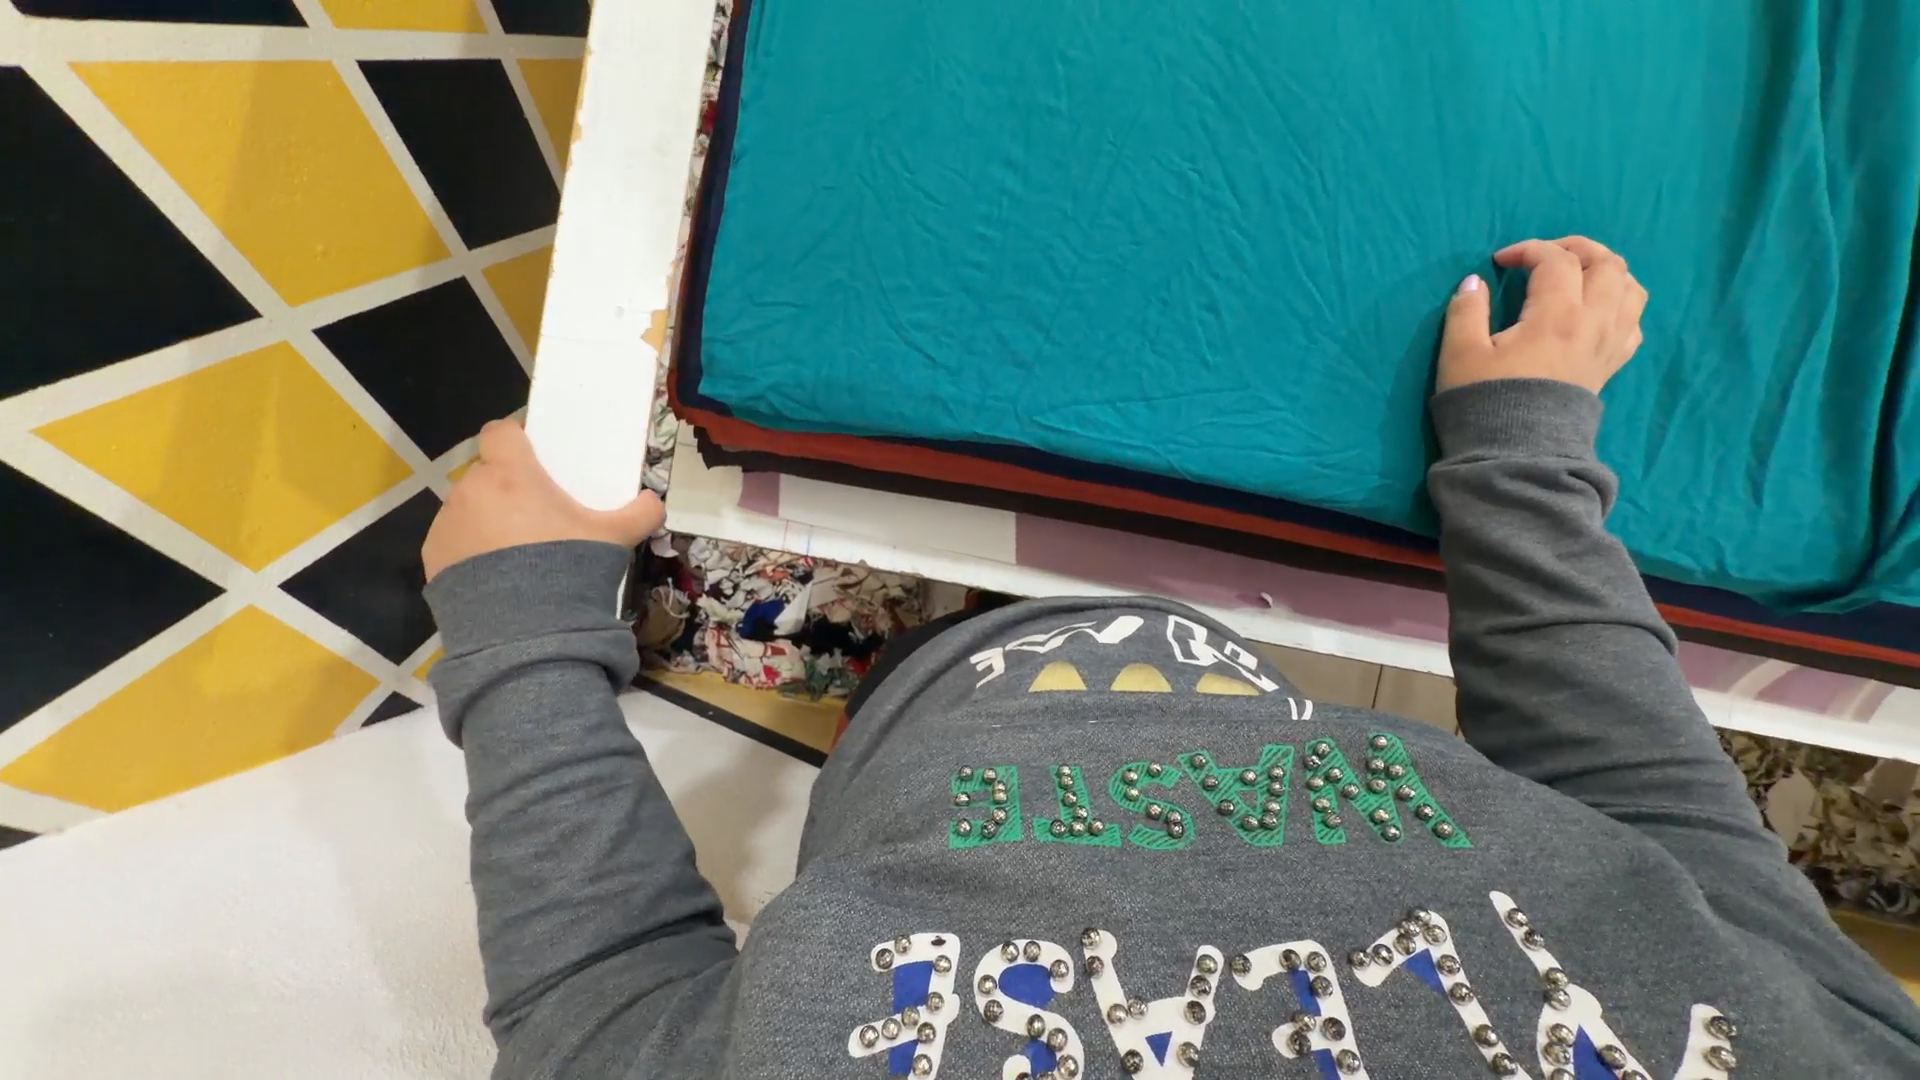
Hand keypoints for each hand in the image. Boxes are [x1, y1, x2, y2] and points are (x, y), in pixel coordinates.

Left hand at [422, 418, 664, 579]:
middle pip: (488, 473)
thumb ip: (640, 514)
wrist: (525, 626)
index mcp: (512, 474)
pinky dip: (474, 552)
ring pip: (470, 508)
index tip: (534, 456)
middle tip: (540, 515)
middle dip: (509, 487)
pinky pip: (456, 542)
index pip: (501, 432)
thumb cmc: (570, 564)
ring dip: (490, 519)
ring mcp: (447, 524)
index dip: (516, 439)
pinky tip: (502, 577)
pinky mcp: (433, 558)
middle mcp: (471, 490)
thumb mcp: (616, 538)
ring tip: (520, 553)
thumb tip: (652, 502)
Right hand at [1438, 236, 1647, 393]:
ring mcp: (1609, 343)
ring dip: (1606, 271)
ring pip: (1630, 287)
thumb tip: (1474, 282)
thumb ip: (1466, 312)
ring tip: (1577, 275)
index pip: (1554, 261)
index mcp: (1556, 313)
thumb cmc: (1484, 398)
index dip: (1528, 250)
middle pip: (1607, 263)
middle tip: (1544, 255)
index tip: (1500, 260)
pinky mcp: (1611, 364)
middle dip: (1575, 249)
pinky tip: (1596, 311)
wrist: (1515, 449)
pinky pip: (1634, 322)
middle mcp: (1593, 321)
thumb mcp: (1460, 354)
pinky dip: (1619, 304)